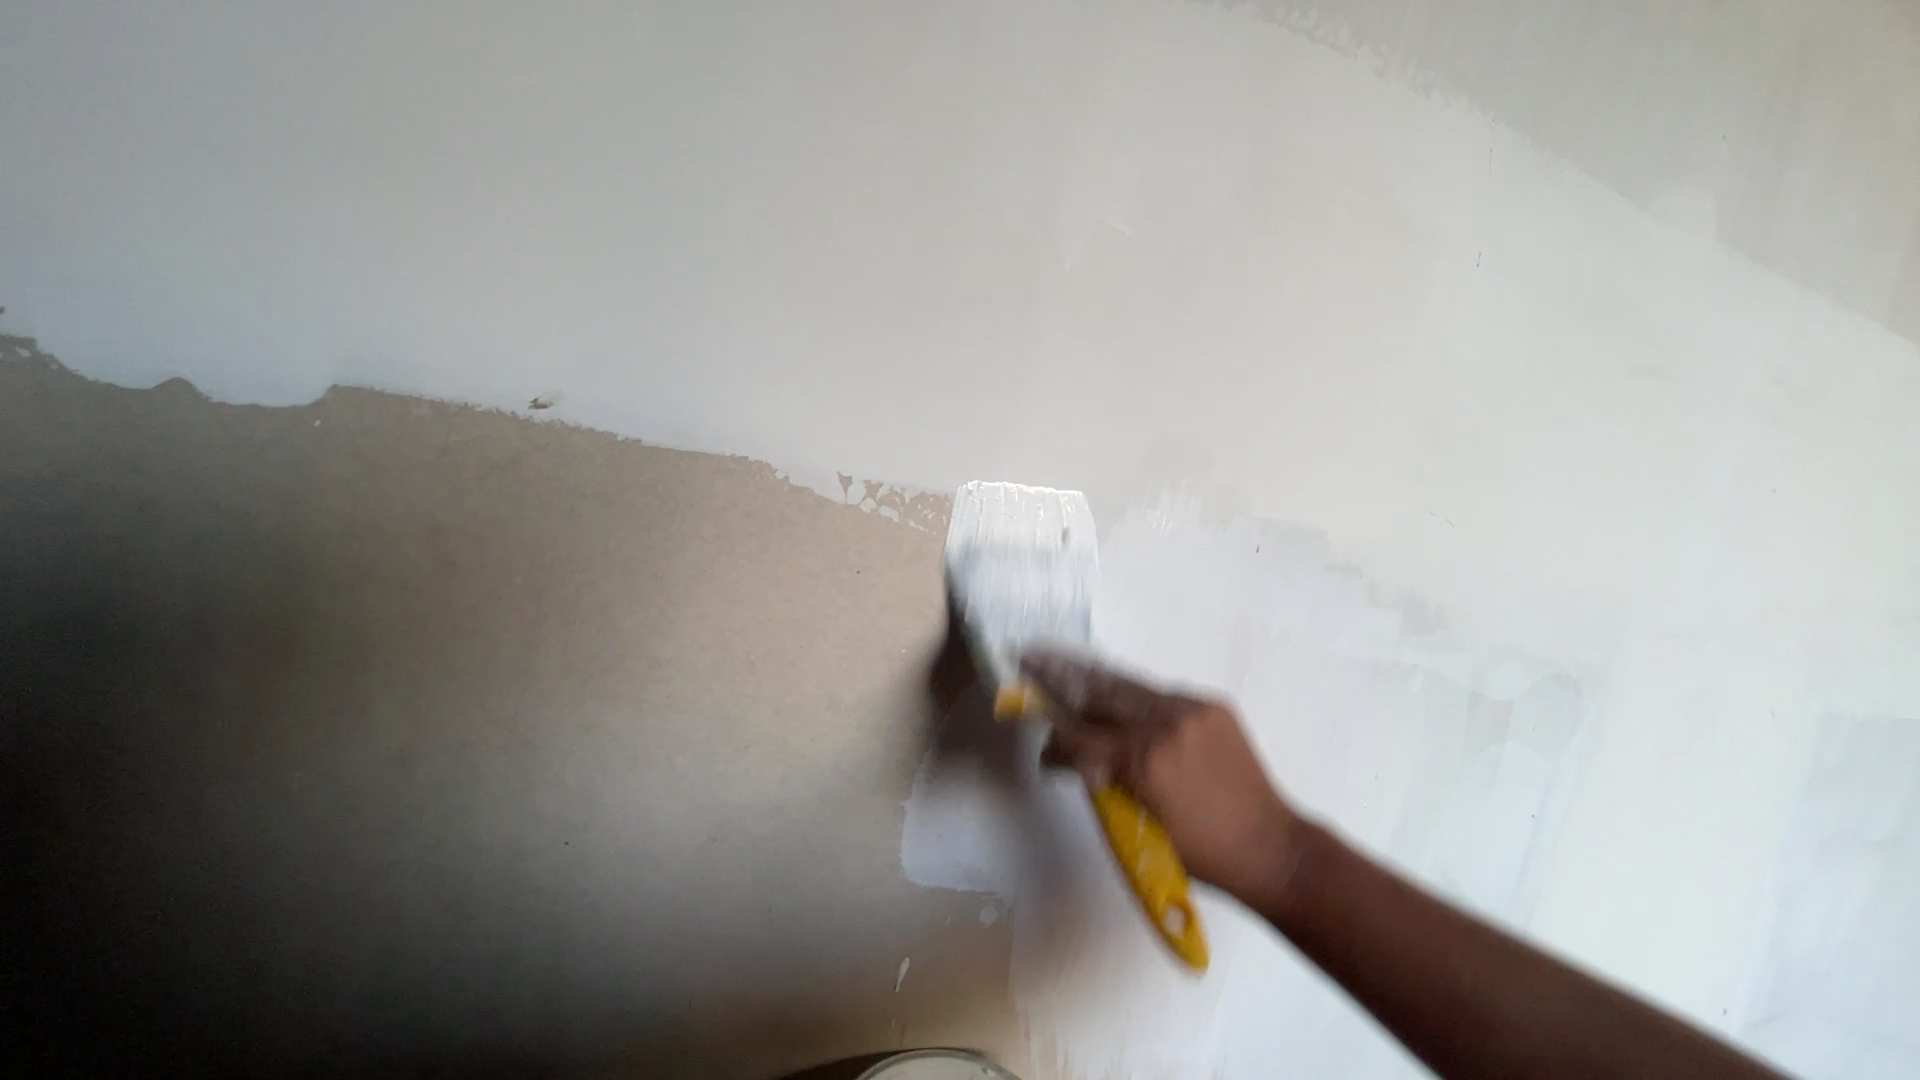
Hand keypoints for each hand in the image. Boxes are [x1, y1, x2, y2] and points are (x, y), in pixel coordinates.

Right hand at [1022, 650, 1302, 909]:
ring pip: (1130, 685)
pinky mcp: (1211, 705)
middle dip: (1060, 675)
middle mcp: (1166, 723)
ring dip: (1095, 678)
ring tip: (1061, 660)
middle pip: (1101, 692)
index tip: (1042, 751)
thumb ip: (1107, 783)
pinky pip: (1160, 694)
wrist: (1274, 846)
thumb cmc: (1204, 853)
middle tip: (1029, 657)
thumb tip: (1076, 759)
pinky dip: (1134, 695)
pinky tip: (1116, 693)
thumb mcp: (1143, 825)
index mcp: (1145, 761)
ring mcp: (1191, 709)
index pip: (1082, 738)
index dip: (1056, 743)